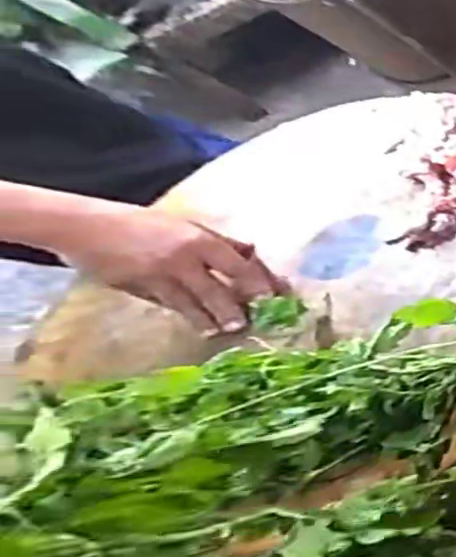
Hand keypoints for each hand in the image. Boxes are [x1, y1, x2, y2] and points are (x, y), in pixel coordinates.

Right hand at [53, 201, 286, 336]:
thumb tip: (255, 256)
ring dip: (206, 319)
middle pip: (215, 291)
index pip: (239, 268)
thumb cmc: (145, 224)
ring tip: (220, 332)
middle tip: (247, 324)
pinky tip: (193, 322)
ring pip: (188, 303)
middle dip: (232, 310)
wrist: (81, 226)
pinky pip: (163, 302)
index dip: (258, 284)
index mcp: (202, 242)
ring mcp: (154, 276)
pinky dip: (181, 312)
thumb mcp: (191, 226)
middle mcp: (181, 261)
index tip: (274, 297)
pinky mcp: (131, 287)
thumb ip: (223, 243)